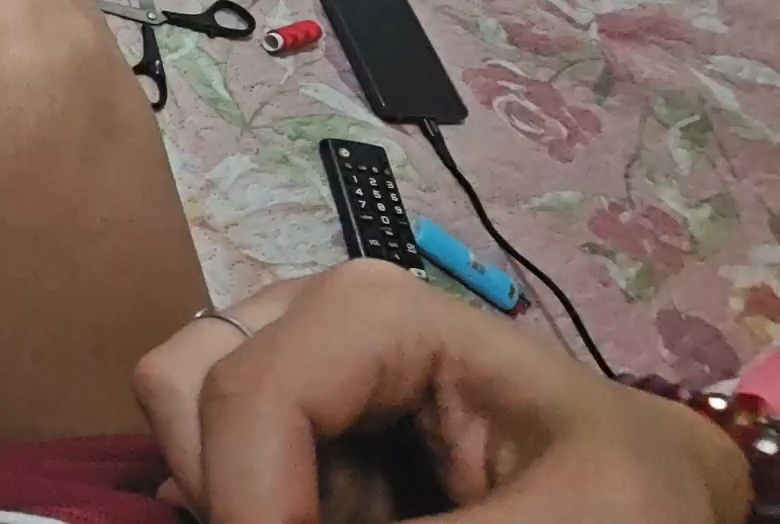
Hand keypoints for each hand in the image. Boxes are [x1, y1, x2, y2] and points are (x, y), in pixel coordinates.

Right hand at [131, 260, 752, 523]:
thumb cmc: (626, 495)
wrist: (632, 482)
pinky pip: (196, 431)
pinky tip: (304, 510)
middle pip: (180, 384)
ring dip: (224, 487)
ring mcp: (273, 336)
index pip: (248, 395)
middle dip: (225, 487)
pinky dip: (228, 489)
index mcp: (365, 310)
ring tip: (316, 521)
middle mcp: (296, 303)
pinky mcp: (268, 377)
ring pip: (172, 402)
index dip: (250, 503)